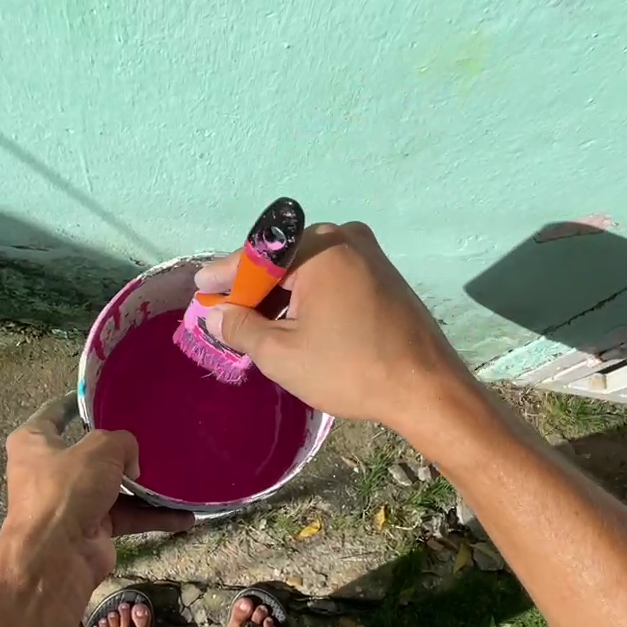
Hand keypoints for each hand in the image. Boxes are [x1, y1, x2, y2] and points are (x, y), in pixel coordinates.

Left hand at [0, 395, 193, 594]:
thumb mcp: (100, 448)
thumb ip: (122, 442)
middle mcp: (48, 470)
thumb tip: (130, 465)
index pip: (54, 413)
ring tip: (177, 476)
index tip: (101, 394)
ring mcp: (70, 502)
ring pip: (113, 487)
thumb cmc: (67, 488)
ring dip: (145, 488)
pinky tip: (184, 516)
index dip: (76, 402)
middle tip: (151, 436)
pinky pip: (127, 516)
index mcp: (33, 442)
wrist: (57, 556)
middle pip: (90, 452)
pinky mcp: (91, 528)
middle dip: (120, 450)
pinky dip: (152, 516)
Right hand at [196, 222, 475, 434]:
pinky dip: (306, 295)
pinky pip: (330, 276)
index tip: (199, 287)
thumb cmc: (350, 369)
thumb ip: (241, 327)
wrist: (427, 389)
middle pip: (281, 258)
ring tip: (256, 324)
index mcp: (318, 249)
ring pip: (306, 268)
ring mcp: (368, 253)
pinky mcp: (382, 273)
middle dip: (252, 287)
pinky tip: (293, 320)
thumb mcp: (282, 354)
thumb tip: (216, 314)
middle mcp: (344, 238)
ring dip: (280, 294)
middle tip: (226, 311)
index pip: (254, 258)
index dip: (223, 276)